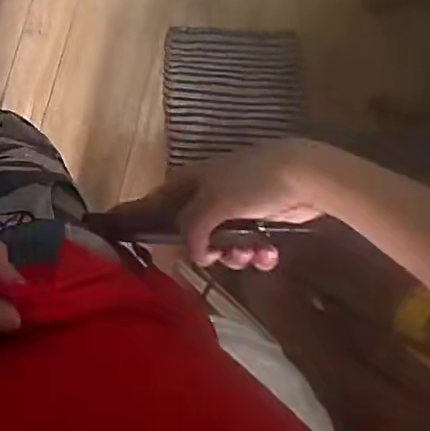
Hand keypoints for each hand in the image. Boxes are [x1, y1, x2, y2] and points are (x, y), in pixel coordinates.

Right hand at [114, 138, 330, 269]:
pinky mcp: (259, 217)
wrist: (302, 174)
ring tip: (254, 253)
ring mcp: (233, 205)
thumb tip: (192, 255)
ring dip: (237, 254)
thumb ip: (192, 230)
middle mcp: (207, 192)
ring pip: (222, 242)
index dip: (140, 216)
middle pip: (192, 231)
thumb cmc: (250, 181)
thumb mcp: (212, 203)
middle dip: (208, 249)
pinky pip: (248, 244)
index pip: (156, 201)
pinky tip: (269, 252)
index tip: (126, 234)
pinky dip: (258, 252)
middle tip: (220, 255)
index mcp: (189, 180)